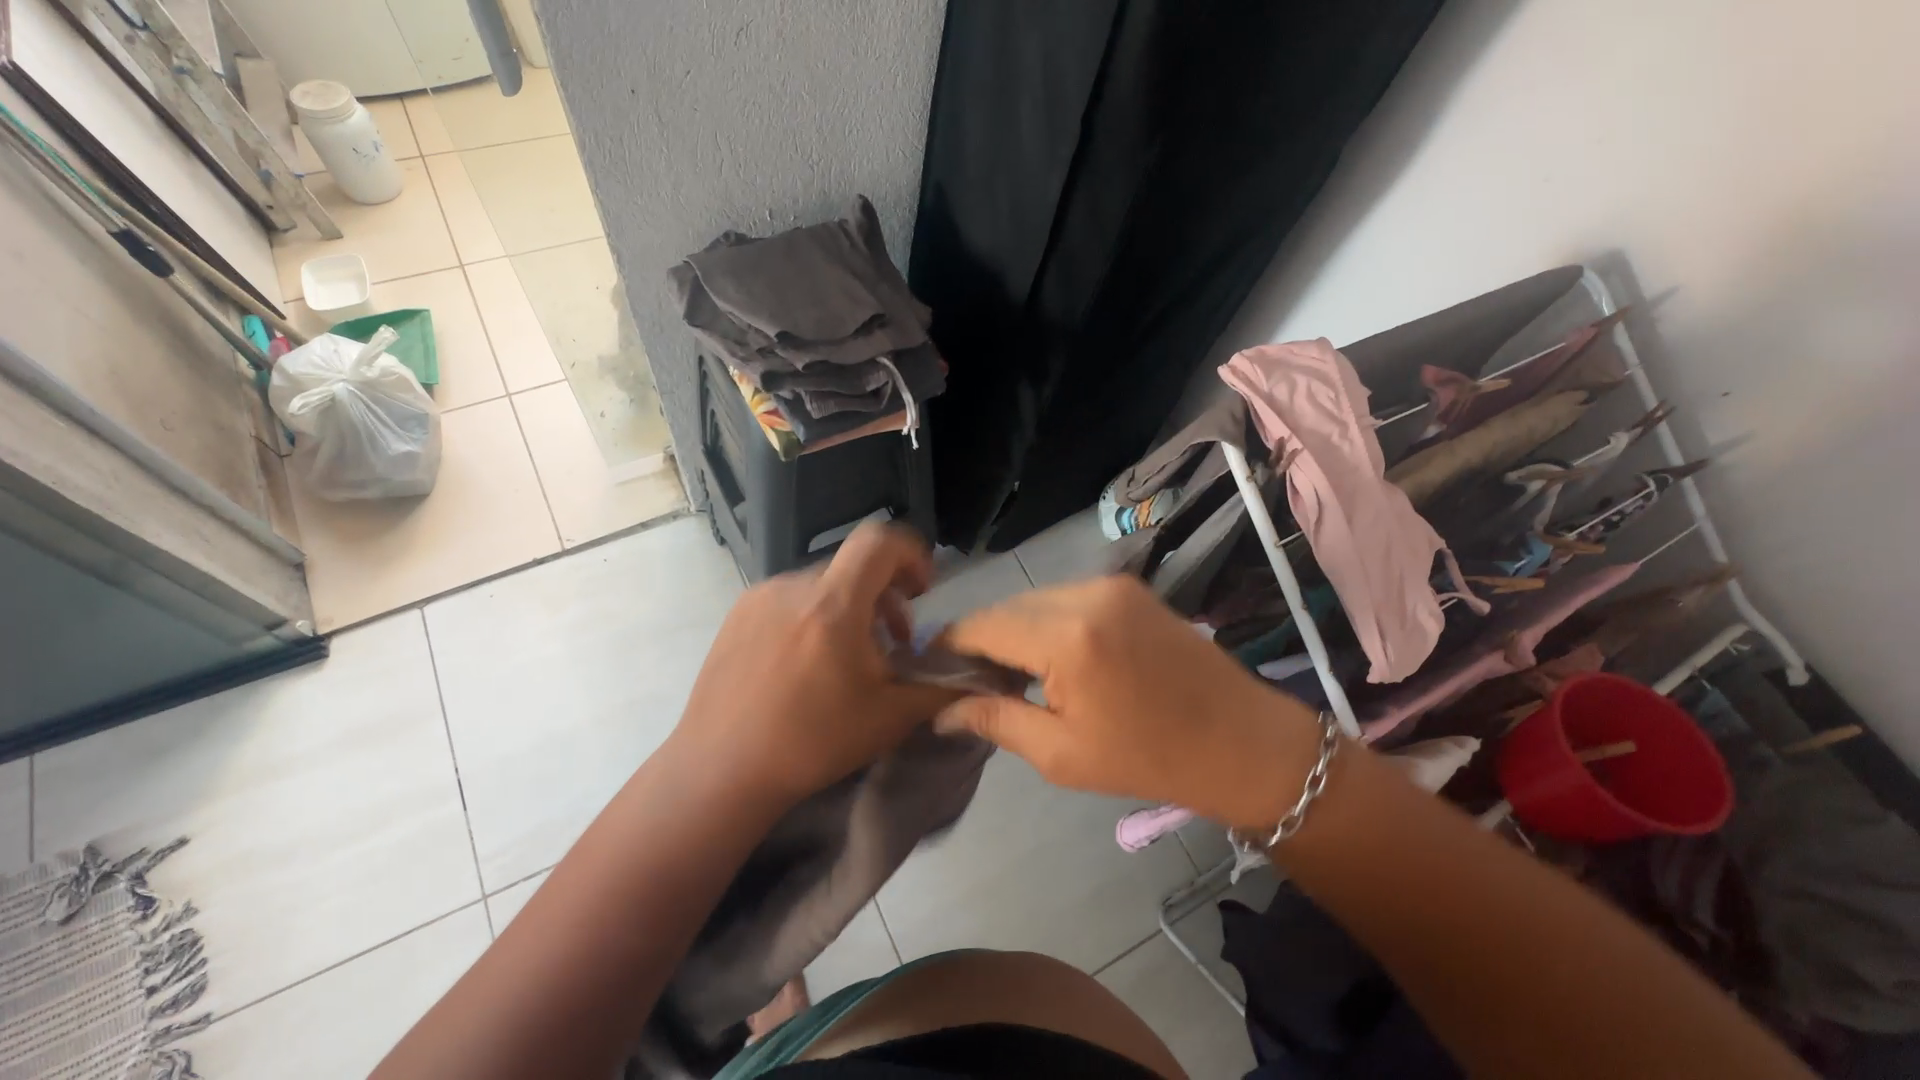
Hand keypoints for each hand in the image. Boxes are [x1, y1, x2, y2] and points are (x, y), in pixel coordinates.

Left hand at [672, 523, 958, 805]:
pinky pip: (789, 600)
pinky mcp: (735, 616)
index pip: (880, 541)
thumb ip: (940, 687)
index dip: (912, 554)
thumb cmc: (812, 743)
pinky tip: (806, 667)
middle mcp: (792, 587)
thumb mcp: (890, 718)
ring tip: (848, 661)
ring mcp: (758, 598)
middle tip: (893, 644)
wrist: (722, 770)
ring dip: (848, 609)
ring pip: (821, 585)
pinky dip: (812, 618)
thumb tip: (977, 673)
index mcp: (832, 605)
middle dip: (884, 595)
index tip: (922, 591)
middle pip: (853, 567)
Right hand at [935, 575, 1321, 826]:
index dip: (950, 650)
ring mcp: (1113, 584)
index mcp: (1066, 636)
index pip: (981, 626)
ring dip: (1016, 632)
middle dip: (983, 643)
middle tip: (975, 688)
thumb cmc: (1148, 758)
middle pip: (1007, 607)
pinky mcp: (1131, 588)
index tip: (934, 678)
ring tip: (1015, 679)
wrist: (1241, 742)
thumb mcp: (1061, 752)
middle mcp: (1086, 593)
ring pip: (1036, 600)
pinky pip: (1068, 598)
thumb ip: (994, 721)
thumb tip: (942, 711)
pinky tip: (1054, 661)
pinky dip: (1048, 623)